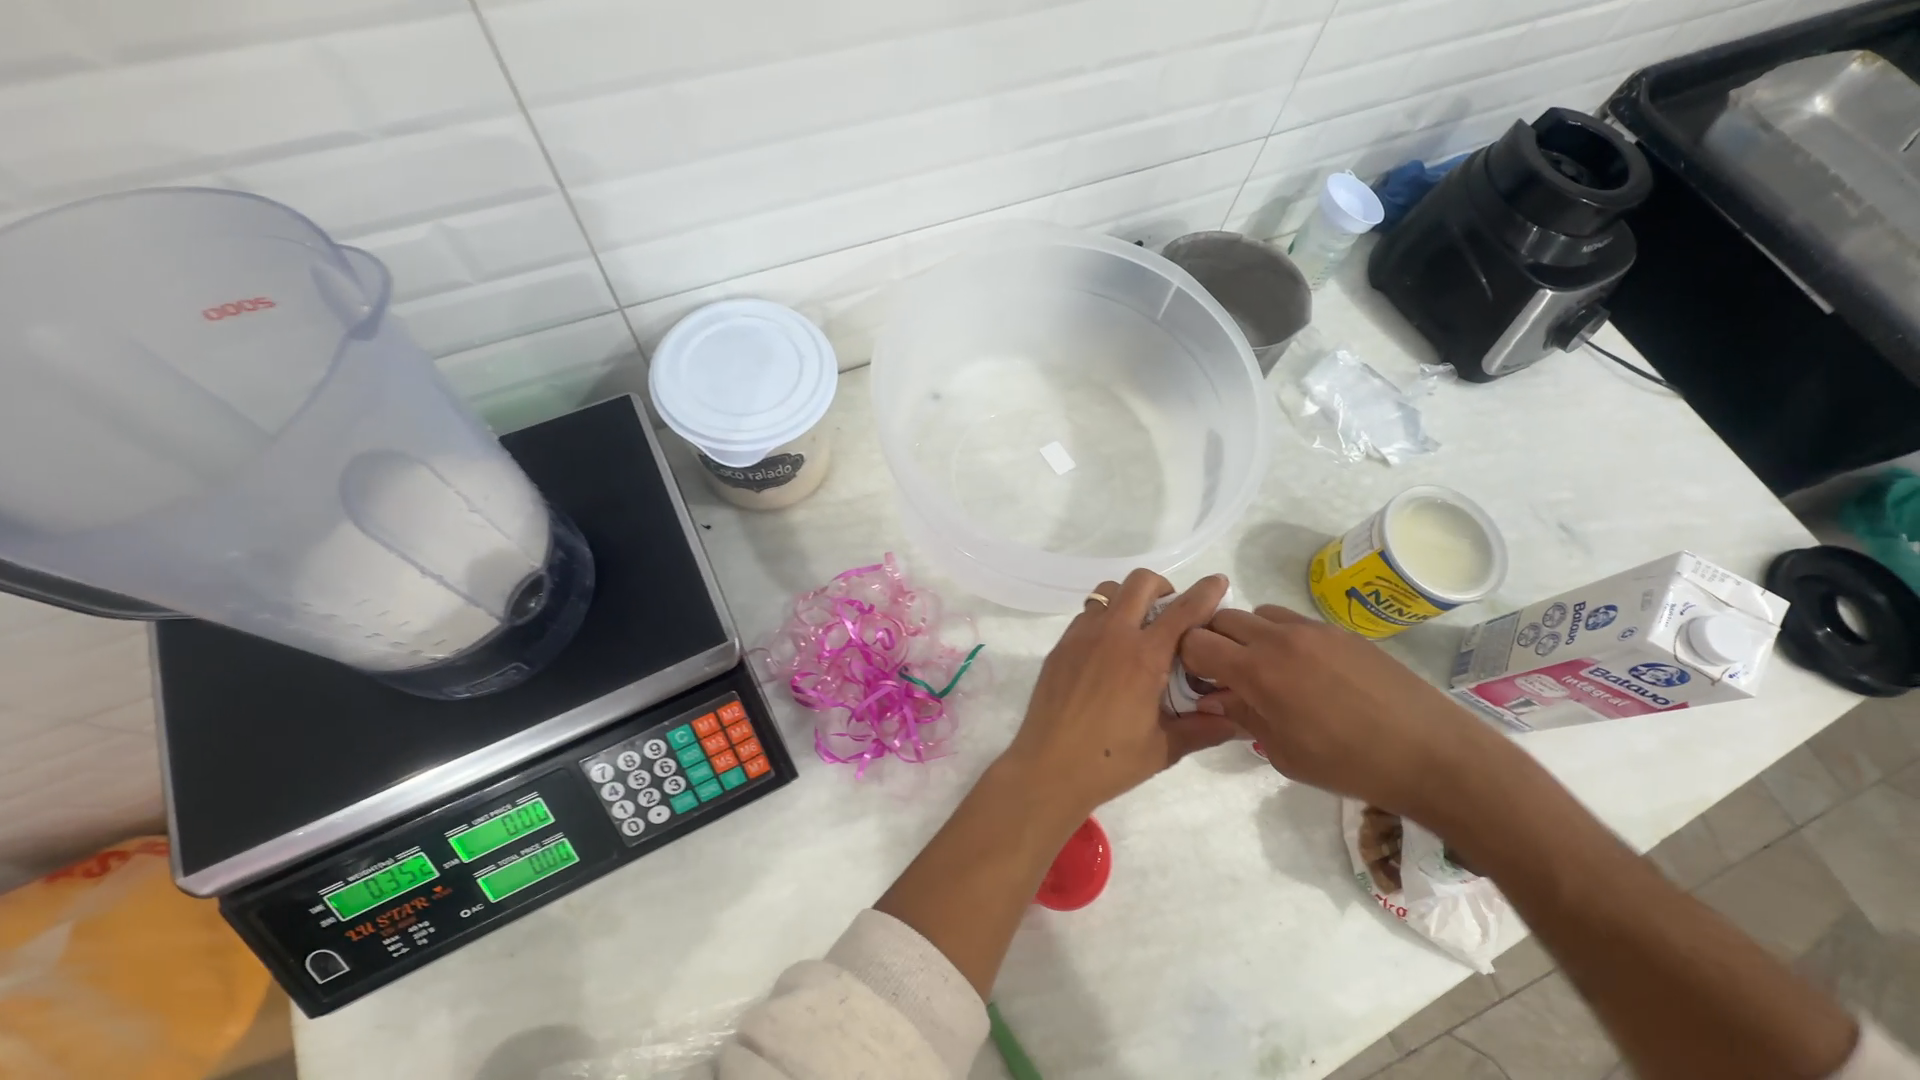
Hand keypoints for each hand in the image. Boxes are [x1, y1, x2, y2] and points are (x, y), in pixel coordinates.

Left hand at [1002, 569, 1239, 817]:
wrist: (1047, 769)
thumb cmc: (1109, 762)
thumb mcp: (1164, 748)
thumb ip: (1202, 729)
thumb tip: (1235, 721)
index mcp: (1144, 657)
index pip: (1183, 611)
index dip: (1205, 592)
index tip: (1218, 582)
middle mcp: (1112, 635)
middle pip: (1139, 583)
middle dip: (1163, 587)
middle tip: (1172, 611)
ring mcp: (1080, 637)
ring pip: (1107, 592)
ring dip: (1129, 598)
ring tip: (1138, 627)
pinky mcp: (1060, 648)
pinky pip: (1086, 615)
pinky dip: (1104, 618)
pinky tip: (1109, 650)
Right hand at [1179, 605, 1504, 818]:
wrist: (1431, 753)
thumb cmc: (1348, 765)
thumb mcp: (1282, 753)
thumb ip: (1242, 717)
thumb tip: (1214, 699)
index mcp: (1257, 671)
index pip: (1195, 642)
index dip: (1186, 660)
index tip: (1195, 682)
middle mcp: (1279, 638)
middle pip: (1221, 619)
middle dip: (1211, 641)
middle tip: (1221, 674)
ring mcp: (1313, 629)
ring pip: (1258, 614)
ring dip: (1247, 635)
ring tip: (1263, 670)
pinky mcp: (1341, 631)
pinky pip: (1293, 621)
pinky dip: (1281, 637)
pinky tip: (1303, 672)